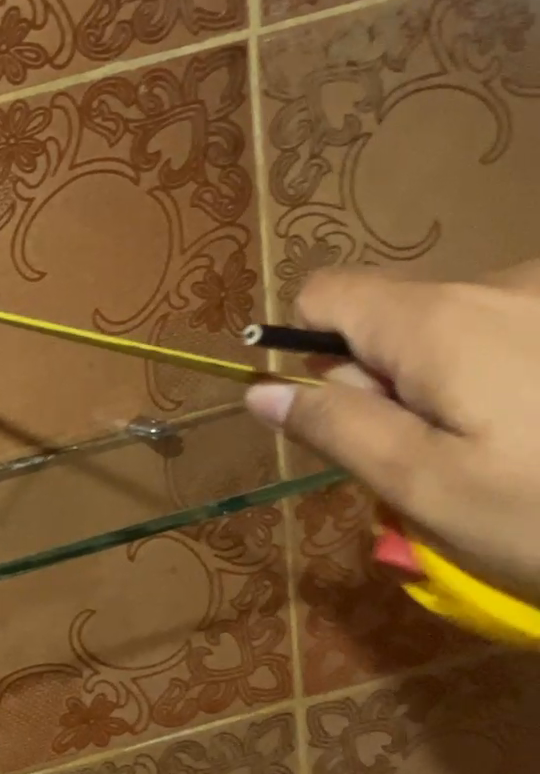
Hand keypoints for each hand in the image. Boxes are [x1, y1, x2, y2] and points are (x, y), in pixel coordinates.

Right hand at [244, 261, 539, 598]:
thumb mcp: (429, 485)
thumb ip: (334, 427)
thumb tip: (261, 391)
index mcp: (441, 320)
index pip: (325, 293)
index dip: (311, 347)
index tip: (352, 408)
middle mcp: (511, 288)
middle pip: (400, 316)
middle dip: (397, 379)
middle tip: (451, 454)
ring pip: (470, 330)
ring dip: (466, 384)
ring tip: (527, 451)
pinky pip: (531, 336)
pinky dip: (527, 378)